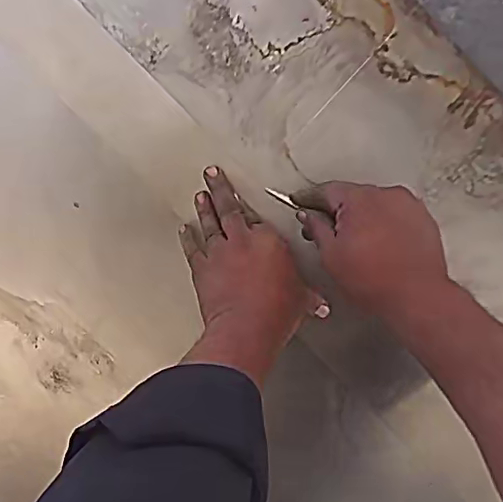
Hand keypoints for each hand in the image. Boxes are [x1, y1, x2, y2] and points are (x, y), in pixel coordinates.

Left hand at [179, 167, 326, 385]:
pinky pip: (192, 248)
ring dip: (204, 207)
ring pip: (210, 223)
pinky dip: (187, 238)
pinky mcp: (202, 267)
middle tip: (213, 174)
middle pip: (230, 208)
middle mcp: (243, 240)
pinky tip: (184, 229)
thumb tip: (318, 305)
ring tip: (201, 194)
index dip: (256, 217)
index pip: (263, 222)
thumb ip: (308, 297)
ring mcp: (219, 252)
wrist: (245, 327)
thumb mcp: (300, 300)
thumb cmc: (275, 312)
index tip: (252, 207)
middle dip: (221, 189)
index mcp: (270, 240)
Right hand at [296, 182, 452, 323]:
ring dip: (362, 219)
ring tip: (359, 248)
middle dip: (338, 212)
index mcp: (359, 200)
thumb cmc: (375, 281)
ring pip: (374, 205)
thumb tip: (309, 217)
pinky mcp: (423, 218)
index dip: (309, 198)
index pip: (327, 190)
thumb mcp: (331, 256)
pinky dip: (383, 225)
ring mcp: (408, 205)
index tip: (302, 202)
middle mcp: (386, 195)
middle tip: (327, 235)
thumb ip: (316, 229)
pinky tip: (378, 247)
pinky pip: (394, 214)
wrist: (415, 296)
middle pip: (352, 196)